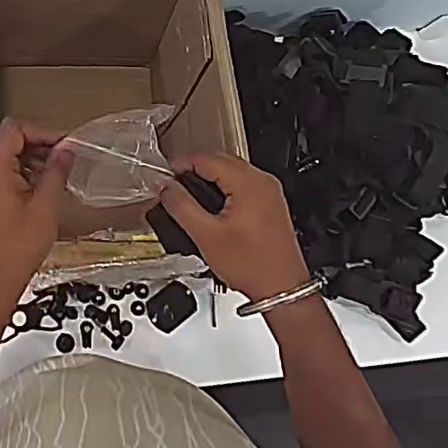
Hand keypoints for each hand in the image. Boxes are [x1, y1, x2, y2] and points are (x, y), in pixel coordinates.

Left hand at [0, 118, 73, 288]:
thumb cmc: (16, 248)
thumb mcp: (46, 205)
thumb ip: (57, 171)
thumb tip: (66, 151)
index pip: (15, 130)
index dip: (43, 132)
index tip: (63, 143)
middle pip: (12, 140)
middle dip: (41, 144)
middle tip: (65, 155)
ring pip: (11, 156)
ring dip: (36, 159)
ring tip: (58, 171)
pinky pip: (8, 173)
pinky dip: (28, 173)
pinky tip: (45, 187)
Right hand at [158, 152, 311, 301]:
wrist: (281, 288)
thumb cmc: (253, 266)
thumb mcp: (206, 235)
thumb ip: (181, 206)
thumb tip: (166, 188)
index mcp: (248, 184)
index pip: (207, 159)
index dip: (181, 164)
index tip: (166, 175)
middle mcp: (263, 182)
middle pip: (220, 160)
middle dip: (194, 169)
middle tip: (173, 184)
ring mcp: (270, 193)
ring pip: (231, 172)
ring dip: (209, 178)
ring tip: (188, 196)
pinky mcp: (271, 204)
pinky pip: (243, 185)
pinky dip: (224, 189)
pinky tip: (212, 207)